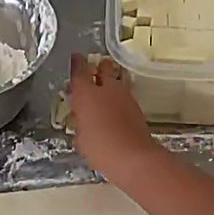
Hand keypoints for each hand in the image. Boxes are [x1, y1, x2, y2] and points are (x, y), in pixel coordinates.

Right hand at [68, 53, 165, 182]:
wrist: (132, 156)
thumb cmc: (99, 148)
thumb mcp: (81, 139)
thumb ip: (80, 125)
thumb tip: (81, 121)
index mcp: (86, 94)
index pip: (80, 71)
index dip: (77, 63)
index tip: (76, 57)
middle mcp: (106, 89)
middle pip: (104, 68)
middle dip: (100, 66)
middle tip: (95, 69)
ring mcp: (125, 96)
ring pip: (117, 81)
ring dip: (112, 81)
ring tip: (106, 88)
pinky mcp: (137, 107)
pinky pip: (125, 96)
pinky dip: (120, 98)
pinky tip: (116, 108)